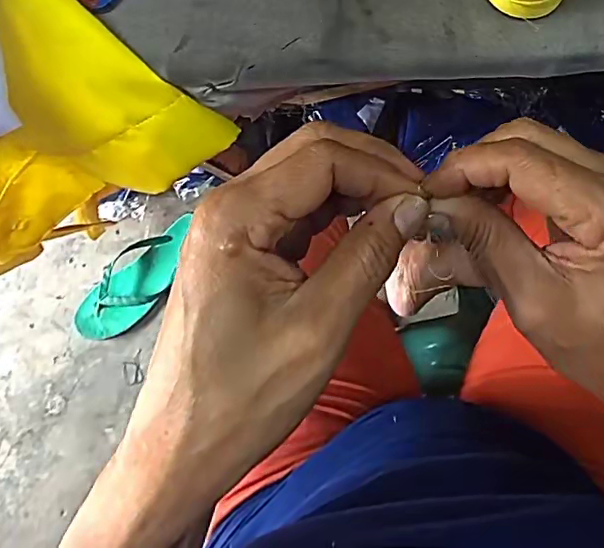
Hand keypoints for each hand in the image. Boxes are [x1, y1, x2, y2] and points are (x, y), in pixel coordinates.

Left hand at [64, 122, 427, 547]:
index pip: (325, 158)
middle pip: (315, 148)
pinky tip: (369, 221)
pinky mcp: (244, 238)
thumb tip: (416, 203)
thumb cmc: (246, 395)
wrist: (182, 453)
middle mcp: (229, 202)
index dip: (381, 171)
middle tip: (416, 194)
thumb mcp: (320, 325)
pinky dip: (342, 201)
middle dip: (373, 164)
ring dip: (360, 179)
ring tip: (401, 206)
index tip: (422, 200)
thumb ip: (370, 253)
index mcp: (236, 215)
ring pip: (310, 168)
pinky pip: (301, 198)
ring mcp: (233, 218)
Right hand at [423, 120, 603, 429]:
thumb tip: (438, 203)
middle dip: (479, 161)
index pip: (524, 158)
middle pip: (532, 137)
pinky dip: (520, 172)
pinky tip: (496, 200)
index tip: (427, 191)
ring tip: (462, 202)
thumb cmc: (602, 350)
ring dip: (497, 164)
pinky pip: (557, 158)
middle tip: (442, 198)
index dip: (468, 165)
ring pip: (542, 142)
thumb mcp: (534, 303)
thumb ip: (487, 242)